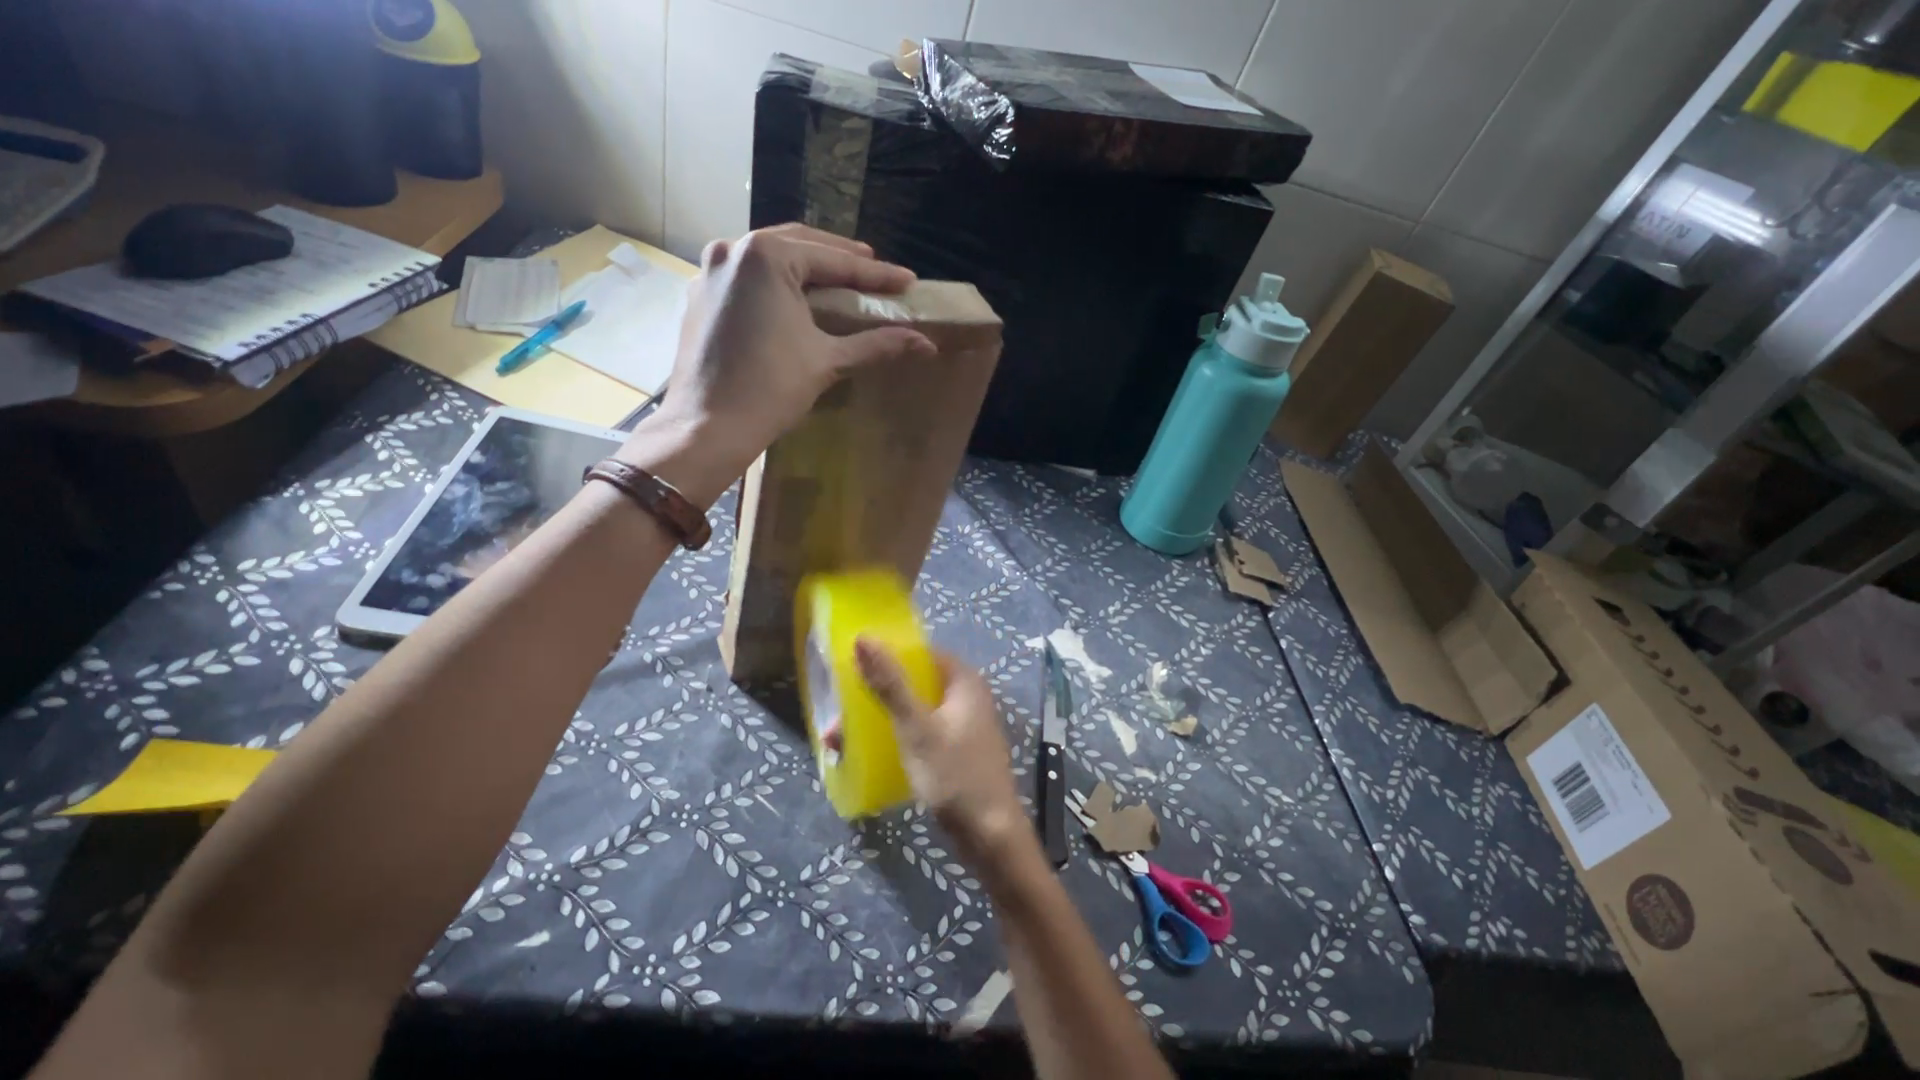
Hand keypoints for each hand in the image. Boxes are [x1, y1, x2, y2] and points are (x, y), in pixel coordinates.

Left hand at [623, 224, 933, 497]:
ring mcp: (710, 271)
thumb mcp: (828, 360)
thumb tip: (927, 345)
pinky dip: (776, 283)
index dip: (876, 275)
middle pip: (800, 246)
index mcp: (766, 255)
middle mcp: (733, 250)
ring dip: (807, 267)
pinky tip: (795, 299)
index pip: (834, 261)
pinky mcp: (699, 296)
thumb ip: (877, 344)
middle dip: (840, 260)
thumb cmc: (770, 389)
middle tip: (876, 273)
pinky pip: (746, 278)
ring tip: (840, 281)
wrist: (707, 427)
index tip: (908, 282)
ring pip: (770, 259)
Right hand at [853, 640, 1030, 869]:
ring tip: (837, 738)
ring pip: (913, 711)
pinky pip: (918, 735)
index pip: (921, 652)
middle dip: (875, 694)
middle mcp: (966, 698)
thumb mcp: (917, 729)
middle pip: (914, 682)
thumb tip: (864, 638)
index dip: (887, 655)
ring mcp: (962, 727)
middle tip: (838, 709)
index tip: (849, 666)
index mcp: (964, 682)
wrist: (990, 837)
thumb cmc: (955, 776)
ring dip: (879, 720)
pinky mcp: (955, 753)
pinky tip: (863, 755)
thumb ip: (890, 684)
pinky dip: (894, 739)